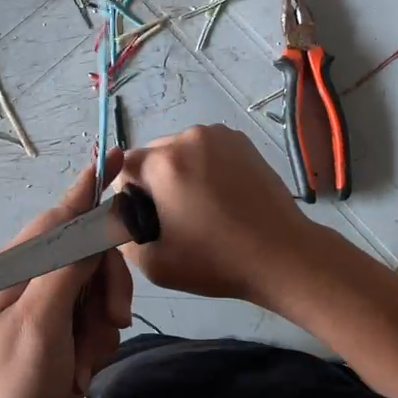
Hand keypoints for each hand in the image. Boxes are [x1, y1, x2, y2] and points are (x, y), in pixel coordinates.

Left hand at [0, 152, 133, 397]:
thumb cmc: (12, 384)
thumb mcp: (41, 320)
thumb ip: (69, 264)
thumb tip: (91, 214)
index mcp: (16, 268)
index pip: (60, 215)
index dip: (90, 186)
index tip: (115, 152)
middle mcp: (34, 282)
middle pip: (90, 253)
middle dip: (107, 285)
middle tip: (113, 317)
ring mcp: (51, 311)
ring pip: (101, 288)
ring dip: (102, 323)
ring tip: (87, 359)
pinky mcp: (67, 338)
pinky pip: (100, 320)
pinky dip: (99, 342)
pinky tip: (84, 369)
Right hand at [112, 124, 318, 303]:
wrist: (280, 254)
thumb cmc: (216, 261)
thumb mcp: (155, 263)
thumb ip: (121, 234)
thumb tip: (117, 214)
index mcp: (164, 163)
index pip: (125, 167)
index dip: (129, 194)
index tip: (147, 219)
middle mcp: (188, 137)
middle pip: (153, 155)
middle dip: (155, 181)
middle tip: (175, 217)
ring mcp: (218, 134)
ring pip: (180, 150)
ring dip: (180, 171)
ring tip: (202, 207)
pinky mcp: (240, 140)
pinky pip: (206, 148)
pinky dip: (205, 166)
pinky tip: (221, 195)